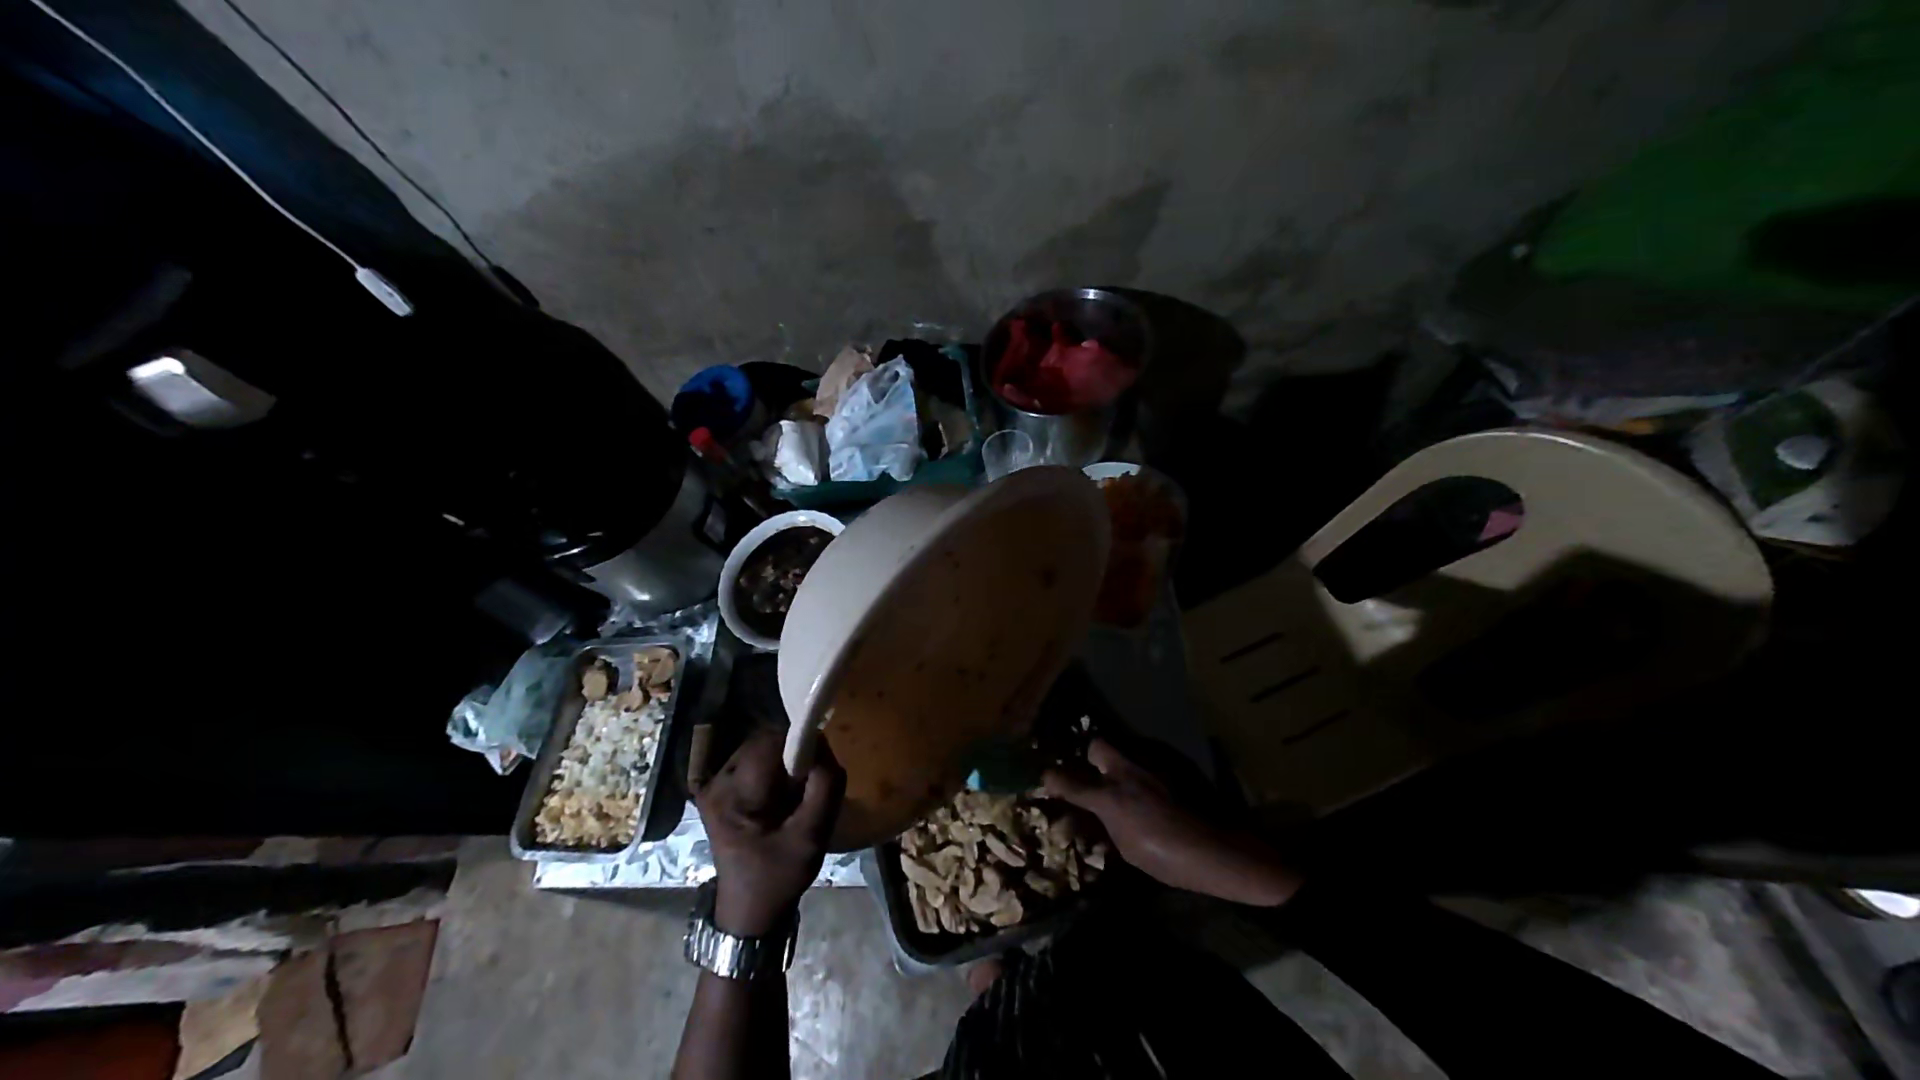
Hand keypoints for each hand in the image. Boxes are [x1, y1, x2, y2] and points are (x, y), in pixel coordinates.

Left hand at [694, 728, 844, 936]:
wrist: (749, 908)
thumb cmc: (780, 876)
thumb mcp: (812, 836)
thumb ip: (824, 786)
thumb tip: (823, 743)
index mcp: (734, 796)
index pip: (770, 743)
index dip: (800, 743)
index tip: (820, 765)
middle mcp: (716, 783)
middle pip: (762, 742)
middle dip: (792, 752)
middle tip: (810, 780)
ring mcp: (712, 785)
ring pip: (757, 748)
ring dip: (782, 760)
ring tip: (796, 790)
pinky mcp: (717, 789)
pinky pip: (752, 761)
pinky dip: (772, 769)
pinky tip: (781, 796)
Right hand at [1042, 738, 1299, 907]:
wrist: (1222, 849)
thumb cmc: (1169, 859)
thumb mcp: (1128, 850)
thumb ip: (1105, 825)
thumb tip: (1094, 818)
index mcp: (1111, 797)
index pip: (1069, 781)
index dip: (1054, 780)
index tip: (1047, 780)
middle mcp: (1128, 771)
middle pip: (1097, 745)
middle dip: (1091, 757)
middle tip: (1096, 775)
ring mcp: (1153, 763)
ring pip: (1125, 748)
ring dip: (1120, 763)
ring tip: (1127, 784)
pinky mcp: (1175, 763)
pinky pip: (1150, 757)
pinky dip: (1145, 769)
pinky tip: (1155, 789)